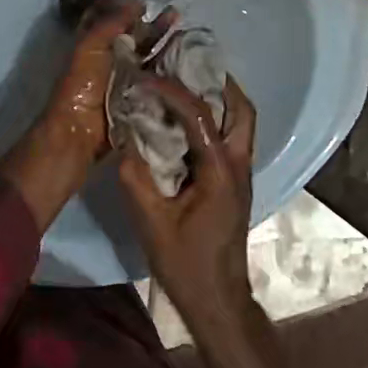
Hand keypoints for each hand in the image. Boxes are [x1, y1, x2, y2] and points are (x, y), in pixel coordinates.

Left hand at [0, 0, 167, 231]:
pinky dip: (168, 68)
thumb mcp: (90, 46)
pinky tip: (184, 60)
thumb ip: (111, 22)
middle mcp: (109, 57)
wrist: (80, 132)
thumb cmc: (82, 84)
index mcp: (93, 42)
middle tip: (175, 14)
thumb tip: (137, 3)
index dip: (126, 6)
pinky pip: (154, 78)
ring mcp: (124, 78)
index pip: (110, 17)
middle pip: (133, 35)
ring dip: (163, 43)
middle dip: (152, 24)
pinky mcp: (138, 96)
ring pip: (146, 55)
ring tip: (184, 33)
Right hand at [117, 75, 256, 317]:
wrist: (217, 301)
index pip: (199, 114)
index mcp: (220, 170)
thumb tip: (125, 138)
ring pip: (242, 121)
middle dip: (217, 82)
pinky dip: (216, 116)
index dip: (172, 90)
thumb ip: (136, 177)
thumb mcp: (151, 222)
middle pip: (241, 109)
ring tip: (187, 82)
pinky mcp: (234, 181)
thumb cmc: (186, 263)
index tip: (146, 77)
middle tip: (185, 66)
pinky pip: (232, 135)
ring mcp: (241, 173)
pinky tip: (187, 118)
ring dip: (220, 97)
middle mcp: (238, 164)